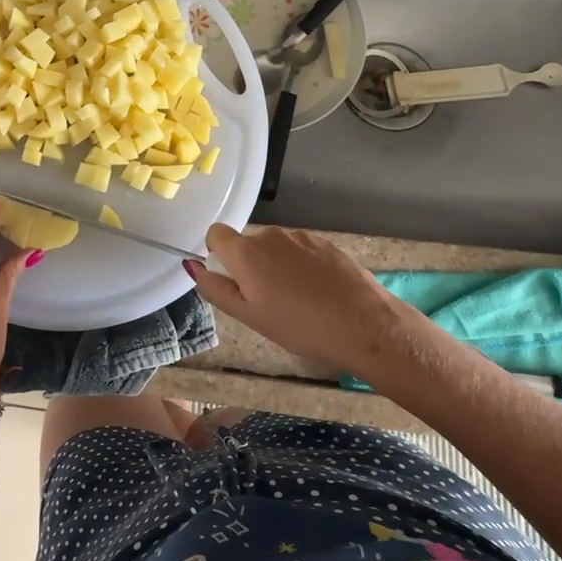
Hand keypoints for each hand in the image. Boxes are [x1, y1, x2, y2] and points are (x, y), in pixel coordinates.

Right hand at [185, 223, 413, 375]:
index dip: (219, 255)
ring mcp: (301, 237)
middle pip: (248, 244)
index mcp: (246, 252)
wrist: (367, 327)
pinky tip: (320, 294)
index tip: (235, 282)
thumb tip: (193, 265)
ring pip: (276, 248)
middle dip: (251, 266)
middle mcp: (270, 235)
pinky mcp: (327, 244)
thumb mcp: (249, 317)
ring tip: (299, 302)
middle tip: (268, 302)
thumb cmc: (300, 327)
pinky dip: (302, 267)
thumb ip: (215, 288)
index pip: (216, 233)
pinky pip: (301, 251)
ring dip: (277, 267)